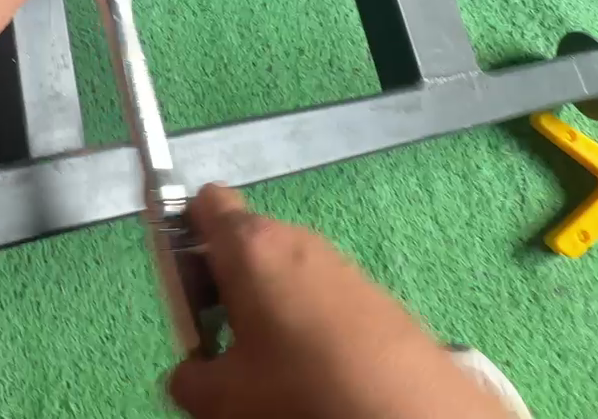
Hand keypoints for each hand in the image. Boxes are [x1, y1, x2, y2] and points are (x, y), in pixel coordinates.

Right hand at [167, 185, 519, 418]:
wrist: (413, 413)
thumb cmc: (302, 391)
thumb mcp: (227, 399)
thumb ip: (190, 379)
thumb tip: (188, 374)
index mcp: (248, 245)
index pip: (204, 200)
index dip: (185, 229)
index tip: (184, 279)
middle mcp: (290, 236)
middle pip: (241, 239)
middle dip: (223, 282)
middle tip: (221, 339)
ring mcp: (333, 258)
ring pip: (280, 267)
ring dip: (264, 301)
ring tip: (269, 365)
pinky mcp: (367, 286)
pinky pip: (317, 286)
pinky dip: (303, 314)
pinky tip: (314, 369)